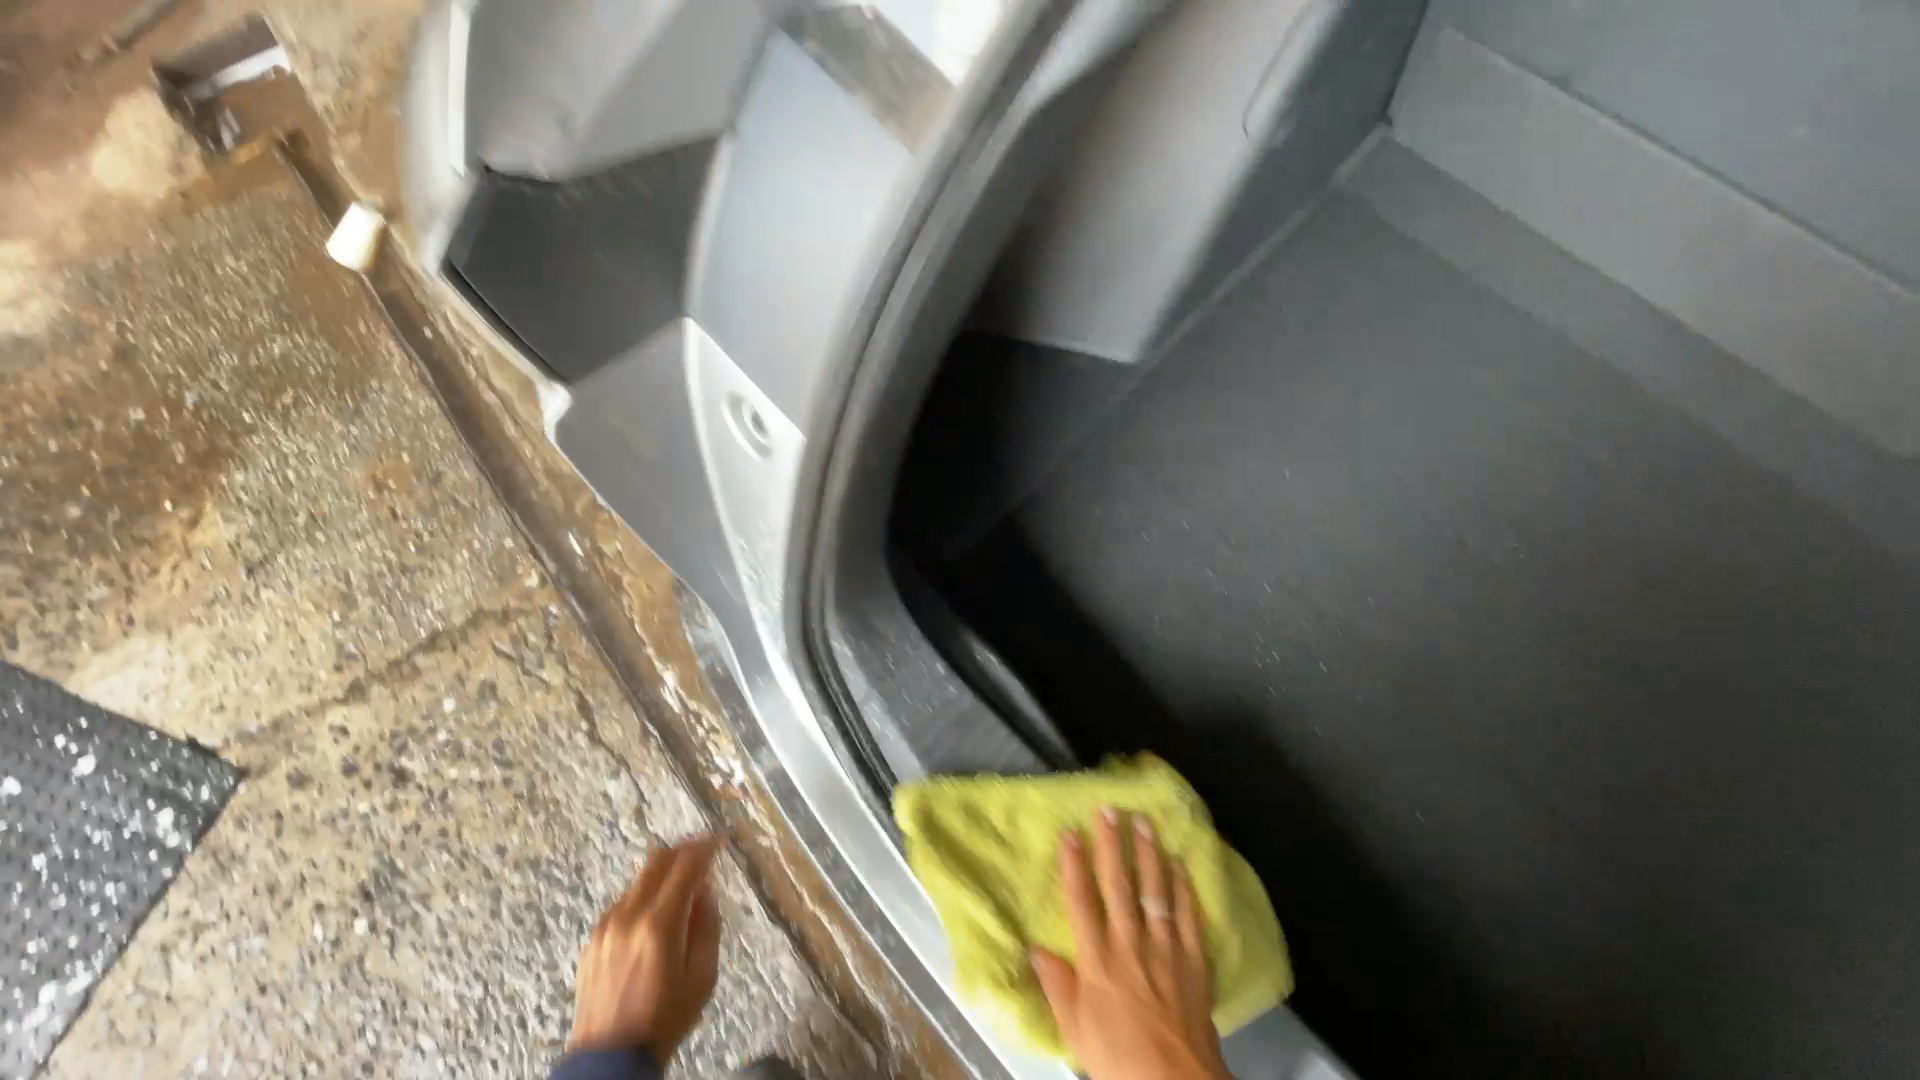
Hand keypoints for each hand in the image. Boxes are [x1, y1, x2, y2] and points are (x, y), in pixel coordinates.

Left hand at [568, 835, 722, 1062]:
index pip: (686, 866)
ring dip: (663, 873)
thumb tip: (705, 890)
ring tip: (683, 886)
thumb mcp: (703, 977)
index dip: (706, 847)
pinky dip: (645, 895)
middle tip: (703, 851)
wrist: (609, 1059)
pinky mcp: (593, 938)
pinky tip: (656, 915)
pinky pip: (624, 902)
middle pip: (657, 860)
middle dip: (683, 849)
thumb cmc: (666, 1019)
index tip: (721, 839)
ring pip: (639, 879)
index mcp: (659, 925)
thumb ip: (707, 926)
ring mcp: (606, 925)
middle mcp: (628, 915)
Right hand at [1031, 809, 1231, 1079]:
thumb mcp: (1075, 1028)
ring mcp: (1165, 949)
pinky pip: (1189, 916)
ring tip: (1144, 822)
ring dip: (1148, 854)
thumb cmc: (1117, 1058)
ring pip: (1156, 891)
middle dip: (1112, 845)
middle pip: (1119, 886)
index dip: (1074, 865)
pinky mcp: (1194, 961)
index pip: (1082, 901)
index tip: (1070, 832)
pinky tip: (1180, 863)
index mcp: (1098, 960)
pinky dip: (1185, 887)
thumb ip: (1057, 985)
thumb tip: (1034, 949)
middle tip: (1109, 809)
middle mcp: (1130, 945)